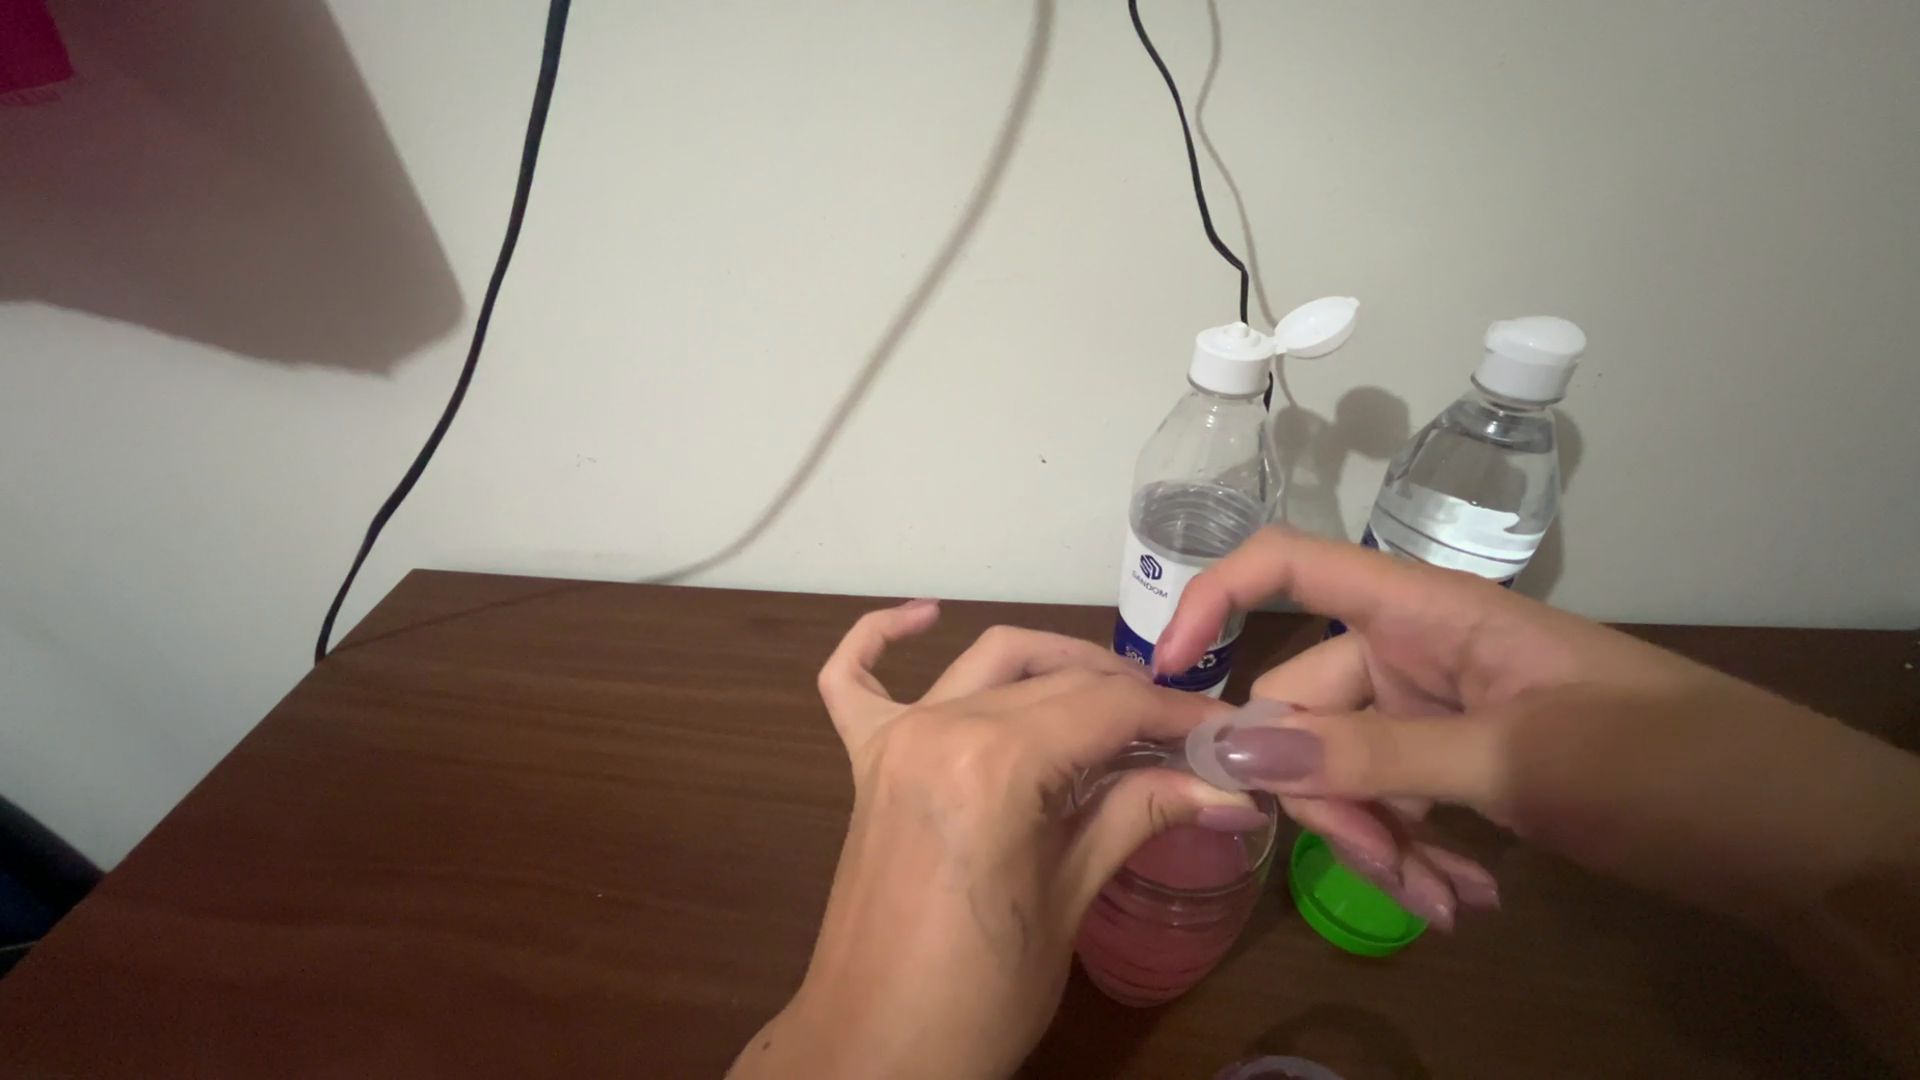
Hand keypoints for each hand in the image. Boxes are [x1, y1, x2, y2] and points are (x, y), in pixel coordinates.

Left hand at [730, 600, 1259, 1079]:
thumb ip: (1140, 815)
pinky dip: (879, 635)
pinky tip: (924, 615)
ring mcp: (895, 735)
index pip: (1107, 709)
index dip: (1174, 715)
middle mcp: (941, 726)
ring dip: (1054, 662)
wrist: (874, 1048)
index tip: (1221, 729)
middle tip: (1179, 729)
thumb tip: (1228, 788)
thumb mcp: (1070, 898)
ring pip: (988, 660)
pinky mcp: (865, 756)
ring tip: (1109, 691)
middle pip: (1058, 681)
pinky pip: (852, 676)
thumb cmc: (982, 995)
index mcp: (996, 764)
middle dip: (1129, 697)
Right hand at [1156, 527, 1919, 930]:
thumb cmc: (1677, 765)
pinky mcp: (1447, 757)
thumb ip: (1368, 753)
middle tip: (1385, 871)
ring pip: (1337, 765)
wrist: (1814, 841)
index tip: (1165, 671)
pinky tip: (1460, 896)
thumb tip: (1235, 748)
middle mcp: (1405, 649)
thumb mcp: (1516, 760)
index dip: (1212, 598)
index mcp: (1419, 610)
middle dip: (1324, 793)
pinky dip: (1407, 847)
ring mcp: (1424, 706)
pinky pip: (1384, 795)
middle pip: (1302, 704)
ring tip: (1443, 902)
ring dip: (1373, 837)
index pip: (1286, 566)